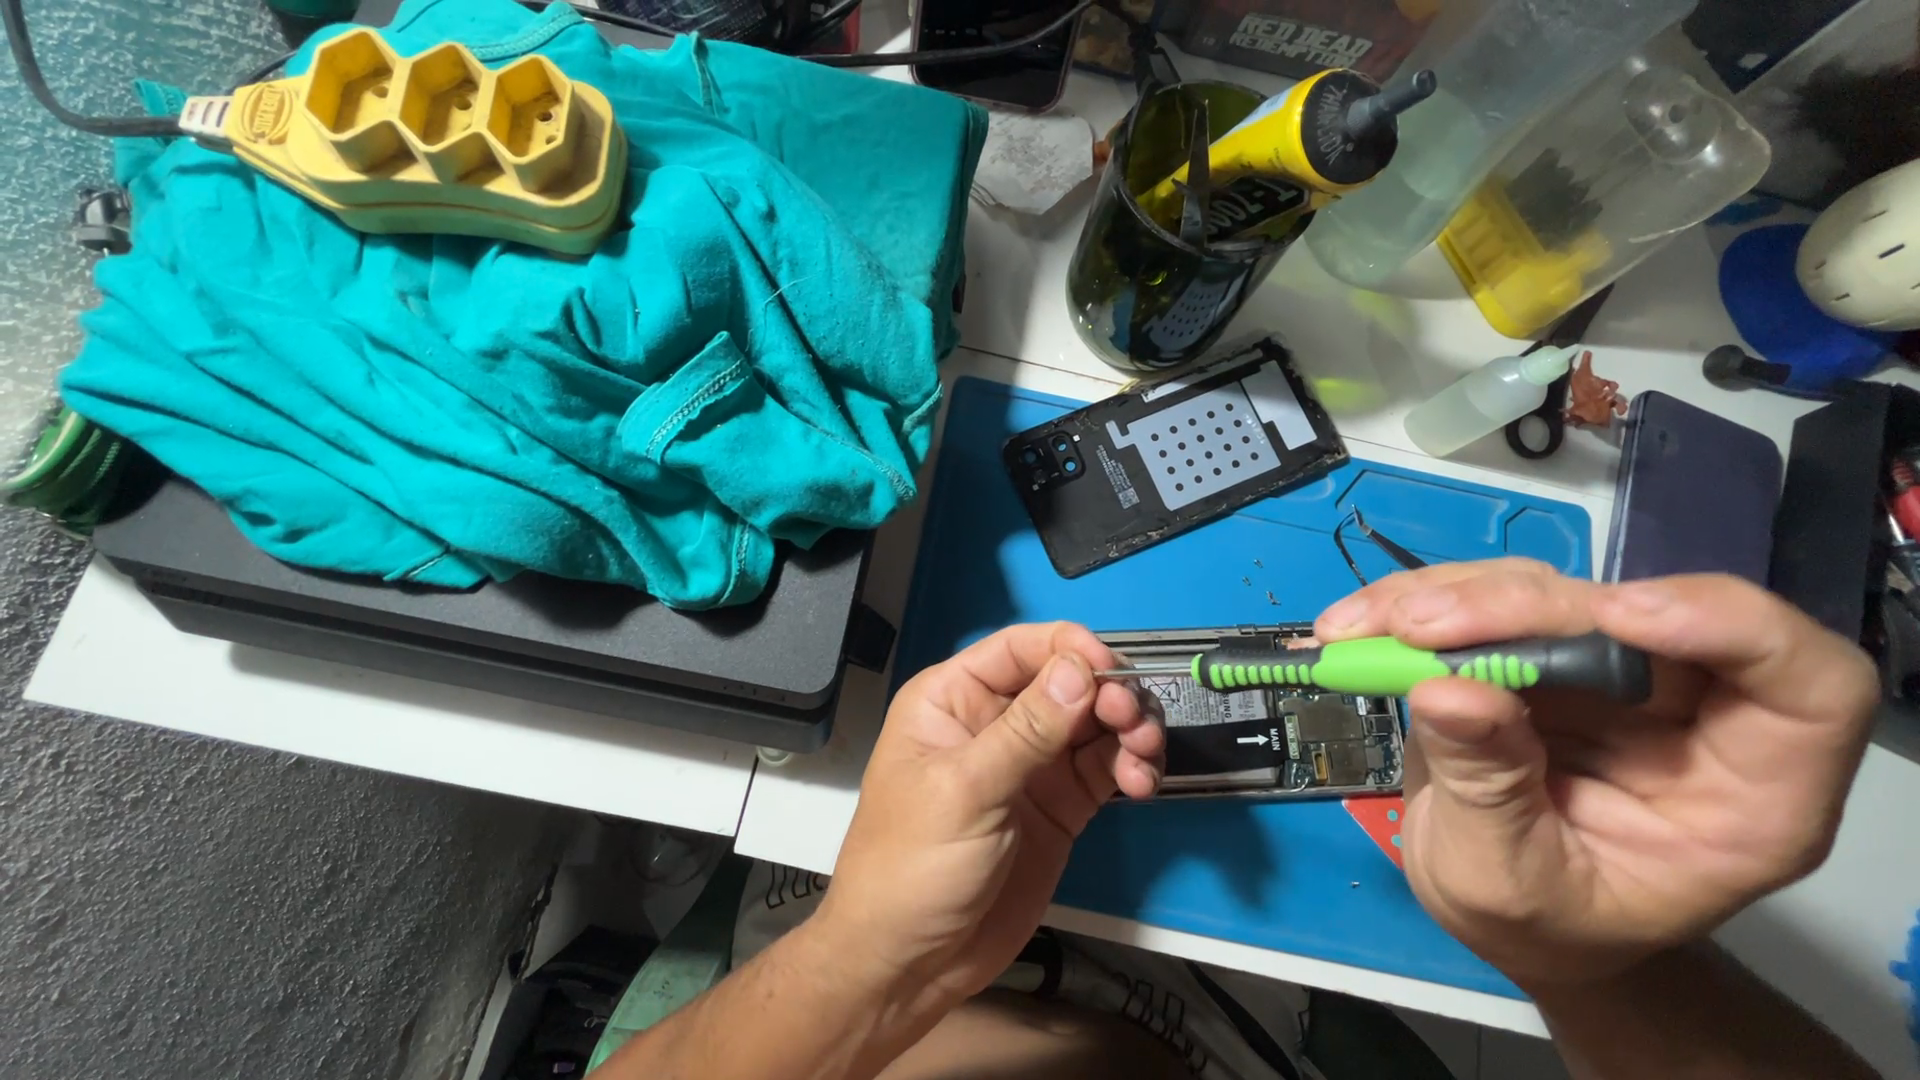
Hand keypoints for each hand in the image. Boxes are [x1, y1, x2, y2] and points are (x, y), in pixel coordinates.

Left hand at [818, 622, 1164, 1009]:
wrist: (910, 964)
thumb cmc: (912, 865)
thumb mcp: (965, 790)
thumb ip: (1027, 730)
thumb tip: (1079, 669)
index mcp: (953, 699)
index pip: (1019, 649)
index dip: (1068, 648)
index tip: (1111, 668)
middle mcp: (996, 721)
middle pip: (1066, 682)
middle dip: (1107, 692)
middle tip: (1133, 721)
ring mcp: (1031, 764)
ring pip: (1093, 724)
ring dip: (1128, 729)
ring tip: (1143, 757)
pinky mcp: (1059, 805)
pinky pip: (1104, 769)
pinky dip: (1130, 767)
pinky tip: (1140, 783)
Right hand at [1314, 560, 1877, 986]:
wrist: (1505, 918)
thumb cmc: (1538, 924)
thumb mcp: (1505, 880)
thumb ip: (1487, 788)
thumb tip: (1449, 688)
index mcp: (1738, 792)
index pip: (1802, 683)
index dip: (1727, 626)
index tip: (1616, 616)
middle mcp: (1677, 712)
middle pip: (1625, 617)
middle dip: (1515, 608)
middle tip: (1416, 628)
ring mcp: (1597, 677)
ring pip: (1539, 592)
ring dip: (1442, 599)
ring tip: (1356, 631)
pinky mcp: (1524, 658)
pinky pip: (1474, 606)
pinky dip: (1404, 609)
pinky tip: (1349, 628)